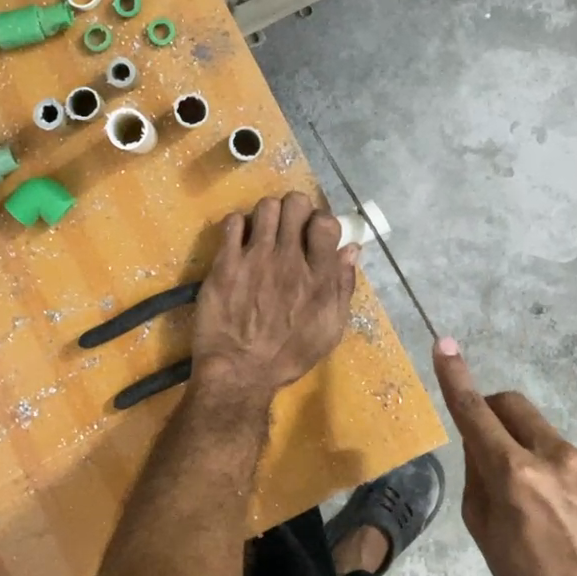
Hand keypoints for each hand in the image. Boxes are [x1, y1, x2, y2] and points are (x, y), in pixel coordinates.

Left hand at [190, 193, 357, 407]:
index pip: (325, 222)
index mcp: (319, 277)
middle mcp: (289, 260)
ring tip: (263, 231)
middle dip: (294, 209)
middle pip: (295, 204)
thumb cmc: (288, 356)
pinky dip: (238, 225)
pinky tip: (239, 241)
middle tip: (287, 226)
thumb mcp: (330, 330)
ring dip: (267, 214)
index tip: (312, 232)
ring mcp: (255, 258)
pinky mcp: (226, 263)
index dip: (319, 220)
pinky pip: (233, 222)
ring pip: (265, 206)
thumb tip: (350, 249)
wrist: (239, 372)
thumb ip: (343, 287)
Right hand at [433, 339, 576, 575]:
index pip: (475, 413)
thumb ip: (477, 479)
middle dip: (497, 415)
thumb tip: (479, 443)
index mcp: (516, 476)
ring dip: (539, 459)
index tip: (444, 345)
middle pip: (514, 405)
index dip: (455, 376)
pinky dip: (572, 478)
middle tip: (495, 446)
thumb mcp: (487, 537)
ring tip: (555, 511)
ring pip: (548, 439)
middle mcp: (556, 458)